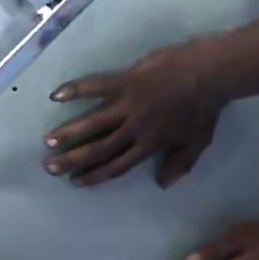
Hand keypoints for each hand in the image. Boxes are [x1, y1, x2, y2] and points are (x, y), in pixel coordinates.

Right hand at [44, 42, 225, 187]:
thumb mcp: (198, 142)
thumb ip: (179, 164)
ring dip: (68, 133)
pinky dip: (76, 90)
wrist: (210, 73)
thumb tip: (162, 185)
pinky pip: (96, 86)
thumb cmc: (205, 108)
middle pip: (98, 148)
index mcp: (150, 145)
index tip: (75, 182)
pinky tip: (56, 96)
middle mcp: (134, 128)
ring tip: (48, 141)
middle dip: (73, 159)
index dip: (95, 175)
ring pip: (93, 123)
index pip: (117, 165)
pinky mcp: (126, 81)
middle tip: (50, 166)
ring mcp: (128, 104)